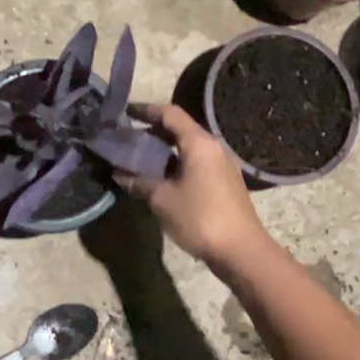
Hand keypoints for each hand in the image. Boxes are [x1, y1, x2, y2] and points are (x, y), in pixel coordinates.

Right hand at [113, 104, 271, 265]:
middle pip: (180, 129)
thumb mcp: (162, 200)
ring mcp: (222, 164)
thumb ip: (139, 182)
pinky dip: (176, 163)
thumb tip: (118, 173)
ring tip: (139, 159)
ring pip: (188, 147)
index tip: (124, 112)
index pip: (170, 114)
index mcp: (199, 143)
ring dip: (164, 150)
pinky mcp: (224, 181)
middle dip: (152, 131)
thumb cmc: (200, 218)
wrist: (241, 250)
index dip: (146, 110)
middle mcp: (213, 147)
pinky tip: (160, 178)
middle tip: (127, 139)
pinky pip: (196, 162)